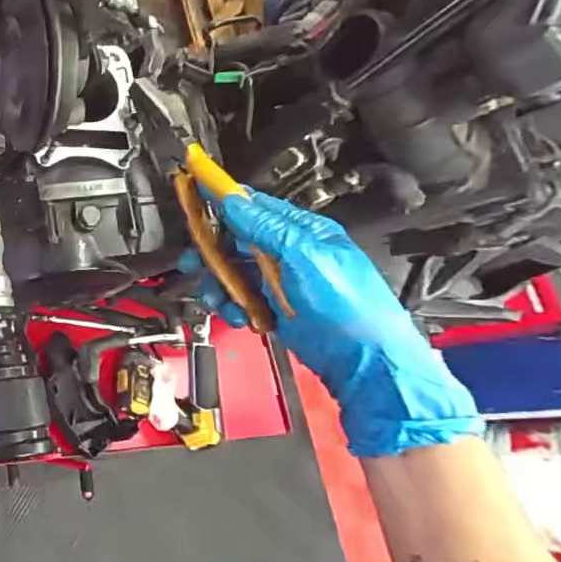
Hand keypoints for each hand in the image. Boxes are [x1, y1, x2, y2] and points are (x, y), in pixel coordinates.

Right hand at [183, 188, 480, 457]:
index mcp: (302, 231)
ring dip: (220, 284)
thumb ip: (267, 227)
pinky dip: (234, 308)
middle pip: (238, 241)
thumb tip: (235, 201)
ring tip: (220, 297)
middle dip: (214, 251)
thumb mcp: (306, 257)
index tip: (195, 197)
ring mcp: (282, 282)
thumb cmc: (352, 307)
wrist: (365, 364)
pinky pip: (242, 301)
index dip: (223, 202)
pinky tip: (242, 316)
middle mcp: (289, 253)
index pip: (255, 206)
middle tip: (196, 260)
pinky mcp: (276, 309)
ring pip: (235, 273)